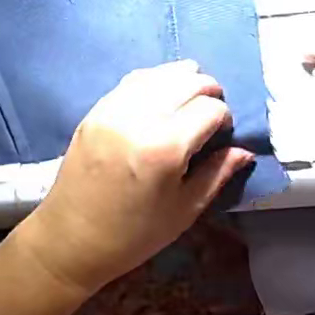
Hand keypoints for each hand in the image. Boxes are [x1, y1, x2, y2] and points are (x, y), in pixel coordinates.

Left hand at [17, 62, 255, 297]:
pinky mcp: (95, 111)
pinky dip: (153, 82)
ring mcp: (113, 110)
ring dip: (181, 80)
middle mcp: (139, 119)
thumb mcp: (184, 210)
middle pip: (187, 81)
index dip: (224, 119)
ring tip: (189, 100)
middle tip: (210, 114)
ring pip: (159, 74)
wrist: (70, 239)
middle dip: (208, 91)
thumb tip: (244, 150)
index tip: (221, 135)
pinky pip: (132, 81)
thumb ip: (216, 173)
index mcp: (165, 147)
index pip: (210, 108)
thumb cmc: (133, 235)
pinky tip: (161, 97)